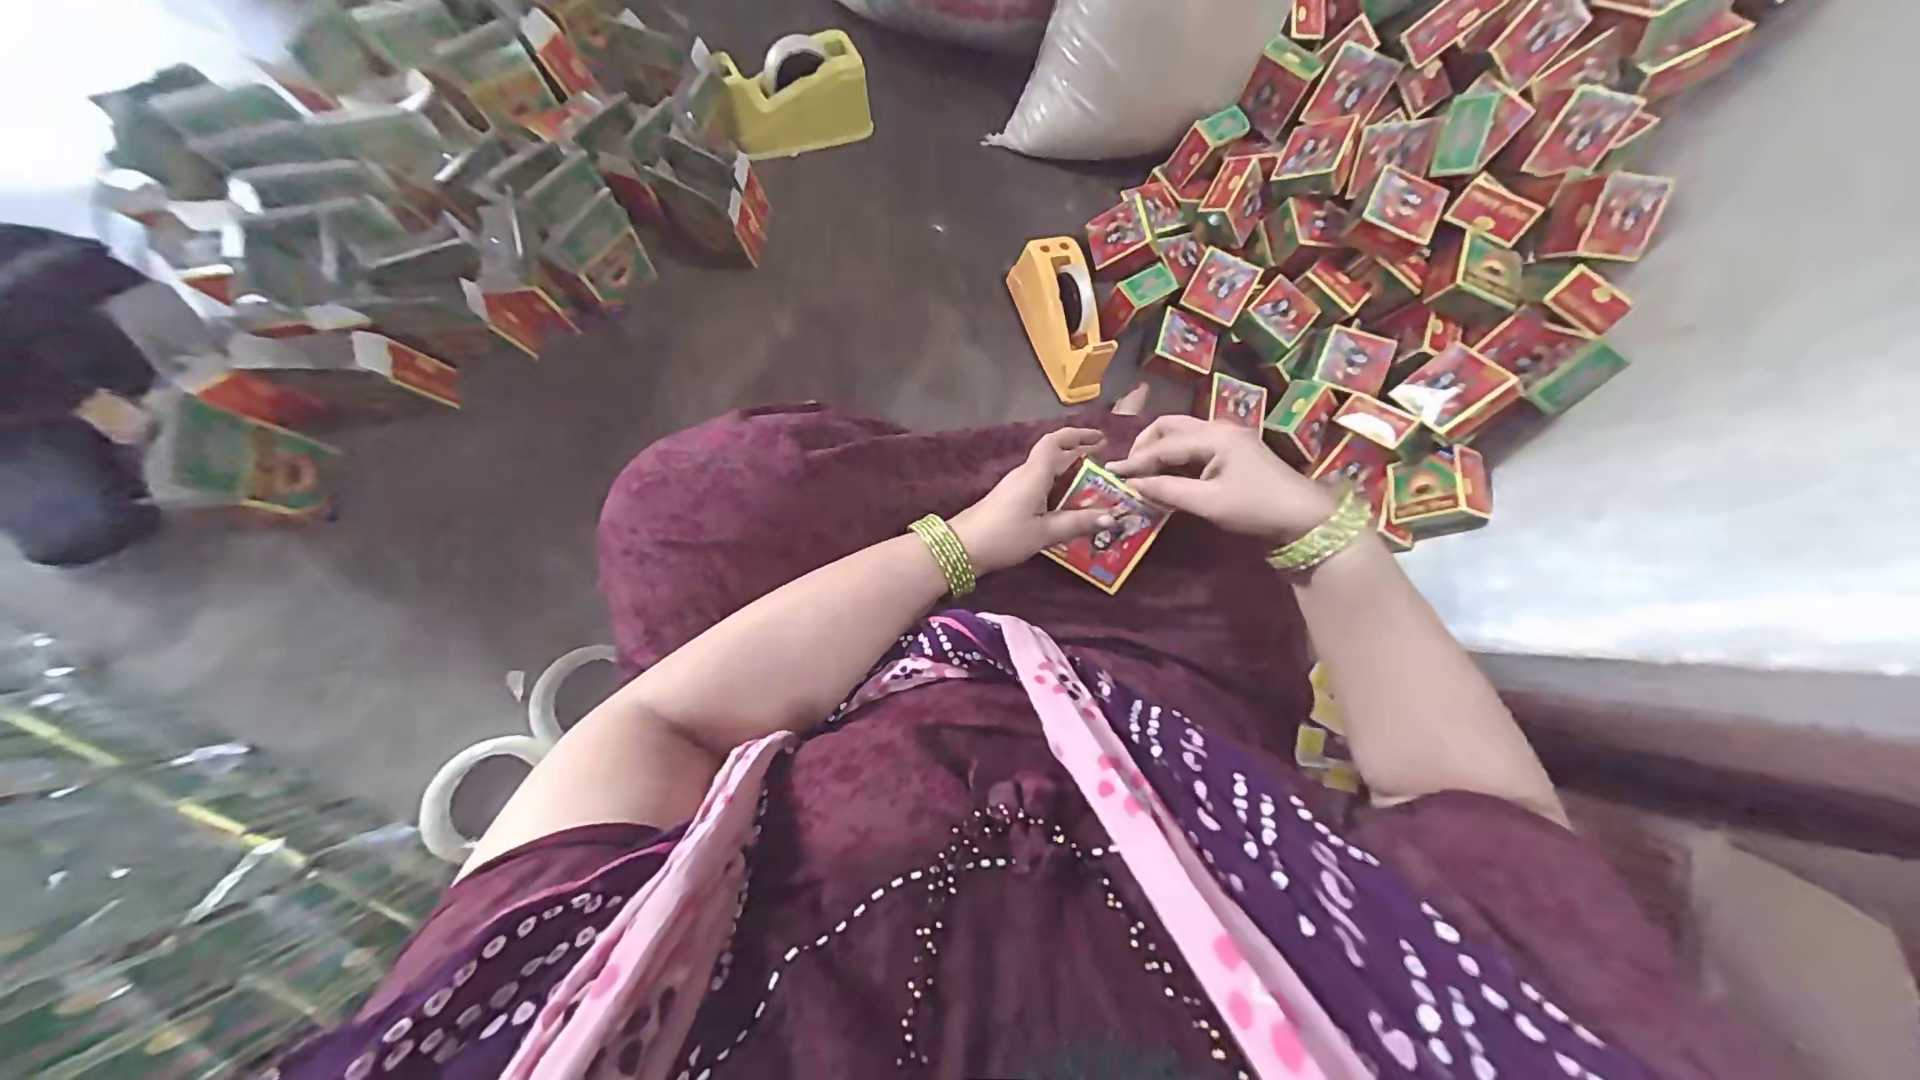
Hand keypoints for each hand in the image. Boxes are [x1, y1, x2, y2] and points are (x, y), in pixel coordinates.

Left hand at [949, 428, 1115, 574]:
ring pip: (1046, 470)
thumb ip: (1077, 523)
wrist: (961, 548)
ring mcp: (1014, 487)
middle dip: (1078, 453)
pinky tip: (1066, 502)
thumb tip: (1111, 518)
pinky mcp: (1009, 500)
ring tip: (1091, 483)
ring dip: (1068, 471)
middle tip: (1103, 461)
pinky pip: (1038, 485)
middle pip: (1053, 455)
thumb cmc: (1004, 536)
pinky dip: (1056, 486)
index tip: (1100, 438)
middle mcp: (1024, 474)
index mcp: (1034, 474)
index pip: (1056, 442)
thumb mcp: (1044, 532)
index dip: (1078, 436)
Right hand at [1107, 416, 1338, 543]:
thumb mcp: (1207, 502)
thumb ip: (1167, 490)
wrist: (1304, 519)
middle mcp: (1218, 428)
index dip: (1135, 460)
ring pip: (1180, 435)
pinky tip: (1165, 476)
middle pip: (1169, 427)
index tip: (1110, 473)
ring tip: (1142, 474)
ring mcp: (1227, 438)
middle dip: (1145, 446)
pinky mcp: (1231, 451)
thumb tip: (1133, 485)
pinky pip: (1192, 446)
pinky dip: (1174, 458)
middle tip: (1129, 470)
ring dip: (1158, 451)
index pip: (1163, 445)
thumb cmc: (1255, 508)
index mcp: (1214, 436)